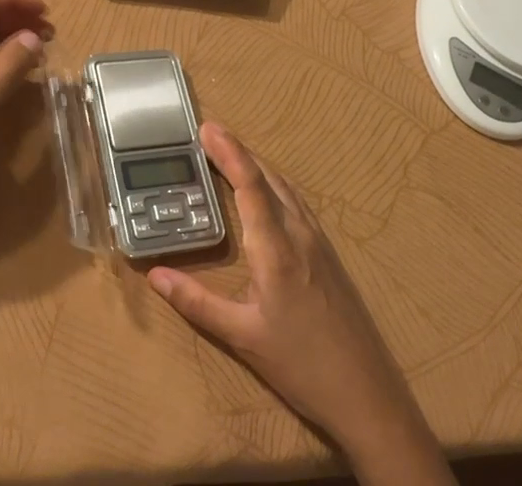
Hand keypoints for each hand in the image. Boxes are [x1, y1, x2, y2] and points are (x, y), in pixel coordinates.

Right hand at [147, 123, 420, 455]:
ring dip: (259, 167)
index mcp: (277, 250)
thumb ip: (196, 302)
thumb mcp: (241, 336)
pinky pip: (298, 206)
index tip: (207, 128)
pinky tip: (266, 195)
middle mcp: (301, 237)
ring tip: (231, 155)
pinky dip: (275, 187)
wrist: (367, 393)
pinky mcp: (329, 257)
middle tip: (209, 135)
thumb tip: (154, 274)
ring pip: (287, 190)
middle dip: (240, 152)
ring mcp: (320, 245)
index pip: (250, 186)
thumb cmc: (301, 365)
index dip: (228, 153)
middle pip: (270, 179)